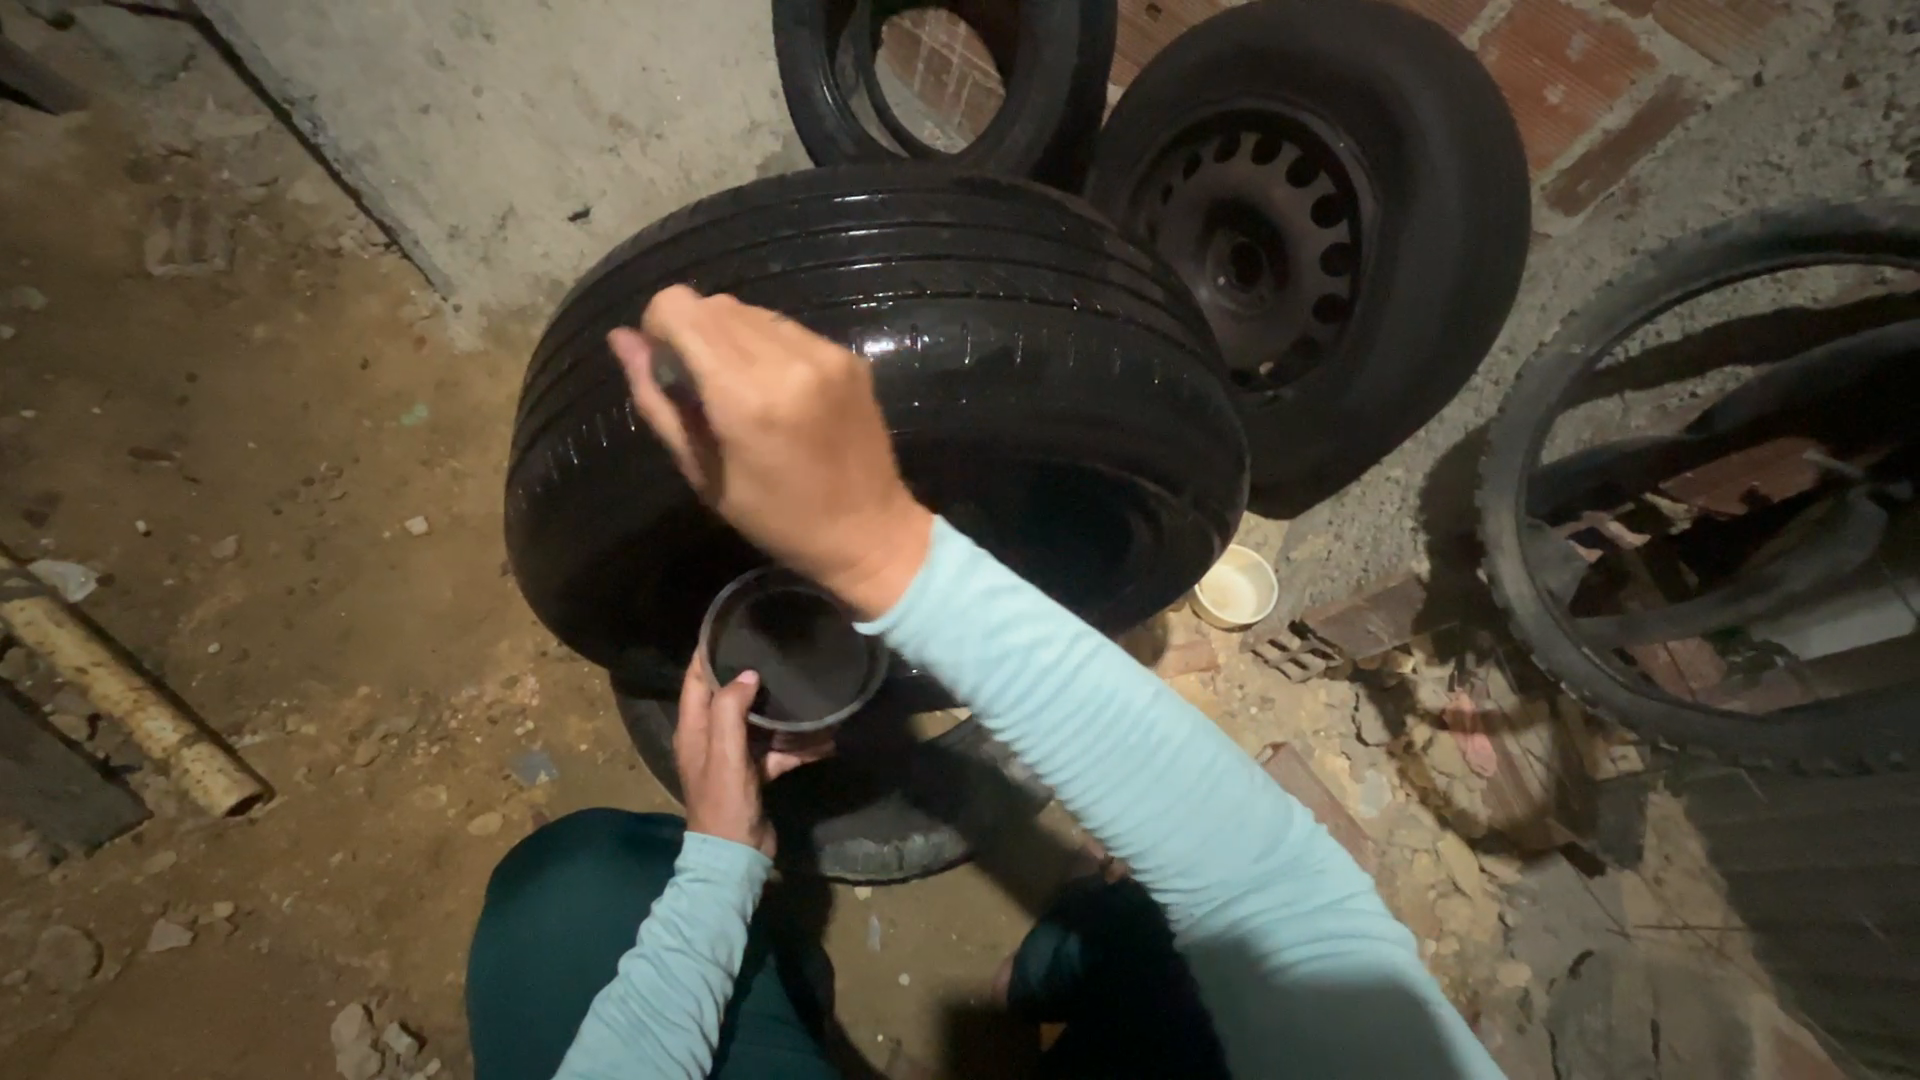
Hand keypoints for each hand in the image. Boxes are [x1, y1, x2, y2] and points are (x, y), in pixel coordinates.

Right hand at [611, 286, 932, 618]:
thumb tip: (622, 339)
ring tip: (745, 392)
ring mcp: (826, 354)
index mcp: (747, 395)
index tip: (669, 370)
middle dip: (694, 335)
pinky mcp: (850, 357)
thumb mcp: (705, 473)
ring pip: (751, 311)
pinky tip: (780, 392)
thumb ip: (659, 403)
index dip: (660, 330)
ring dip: (732, 339)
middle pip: (713, 304)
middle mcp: (789, 360)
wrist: (870, 531)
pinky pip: (788, 329)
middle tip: (706, 389)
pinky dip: (769, 348)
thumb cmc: (779, 519)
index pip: (679, 308)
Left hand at [674, 658, 828, 857]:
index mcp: (694, 729)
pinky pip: (779, 749)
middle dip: (751, 675)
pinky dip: (798, 744)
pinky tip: (826, 739)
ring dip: (783, 712)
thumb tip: (748, 674)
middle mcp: (711, 738)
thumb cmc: (724, 801)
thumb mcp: (725, 752)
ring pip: (759, 722)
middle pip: (730, 696)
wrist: (736, 856)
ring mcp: (735, 756)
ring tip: (808, 691)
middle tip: (778, 651)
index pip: (696, 679)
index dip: (708, 653)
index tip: (730, 628)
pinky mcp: (756, 773)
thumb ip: (731, 710)